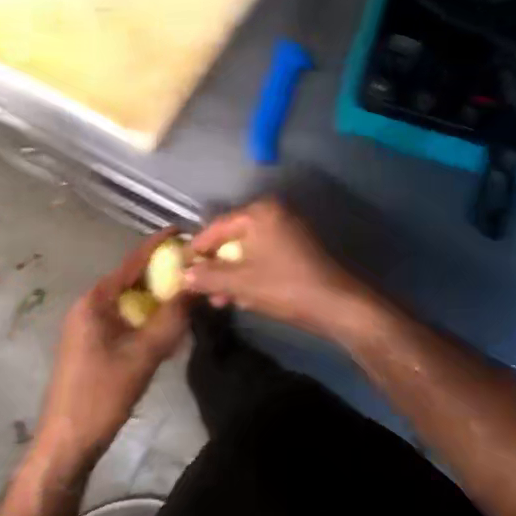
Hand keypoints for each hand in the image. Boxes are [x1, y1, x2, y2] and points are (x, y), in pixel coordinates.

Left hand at [34, 228, 189, 469]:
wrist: (67, 444)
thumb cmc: (102, 395)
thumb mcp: (144, 354)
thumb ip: (173, 318)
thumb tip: (197, 285)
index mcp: (96, 300)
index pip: (132, 261)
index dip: (158, 245)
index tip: (183, 230)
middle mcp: (89, 306)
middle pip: (131, 278)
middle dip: (162, 272)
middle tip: (193, 268)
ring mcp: (87, 326)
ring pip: (128, 300)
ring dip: (155, 297)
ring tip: (185, 294)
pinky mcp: (91, 344)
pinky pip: (123, 317)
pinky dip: (145, 316)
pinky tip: (165, 326)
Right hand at [184, 198, 380, 342]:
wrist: (336, 304)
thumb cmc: (285, 286)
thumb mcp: (240, 283)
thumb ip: (208, 276)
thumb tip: (184, 275)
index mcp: (260, 212)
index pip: (217, 227)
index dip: (196, 249)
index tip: (179, 268)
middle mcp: (274, 213)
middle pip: (233, 237)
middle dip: (216, 266)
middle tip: (199, 288)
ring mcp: (289, 229)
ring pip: (249, 249)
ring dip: (232, 274)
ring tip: (219, 300)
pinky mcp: (299, 246)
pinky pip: (265, 255)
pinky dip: (251, 272)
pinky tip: (242, 296)